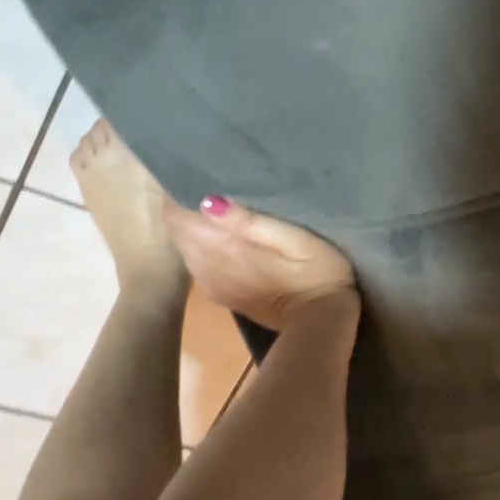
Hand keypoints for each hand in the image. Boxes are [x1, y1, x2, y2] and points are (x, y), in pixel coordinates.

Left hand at [161, 196, 355, 330]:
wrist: (322, 321)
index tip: (203, 179)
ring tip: (223, 217)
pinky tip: (230, 246)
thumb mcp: (297, 240)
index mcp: (222, 248)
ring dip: (197, 231)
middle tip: (216, 192)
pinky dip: (205, 250)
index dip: (182, 194)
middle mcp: (206, 266)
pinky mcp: (220, 295)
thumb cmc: (318, 272)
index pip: (176, 216)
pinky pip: (198, 265)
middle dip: (189, 210)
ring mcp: (211, 283)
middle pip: (178, 230)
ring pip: (186, 248)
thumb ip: (252, 222)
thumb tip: (208, 201)